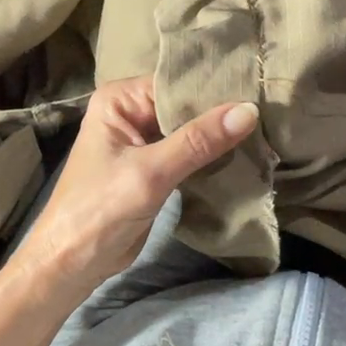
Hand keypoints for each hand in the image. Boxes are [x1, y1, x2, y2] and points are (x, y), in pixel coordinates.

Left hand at [10, 77, 258, 297]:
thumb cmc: (99, 209)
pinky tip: (247, 157)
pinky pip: (191, 156)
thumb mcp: (151, 172)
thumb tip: (249, 110)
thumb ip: (198, 141)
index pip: (176, 84)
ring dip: (222, 139)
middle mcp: (131, 113)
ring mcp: (144, 143)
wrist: (72, 262)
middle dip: (223, 115)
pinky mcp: (156, 171)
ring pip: (192, 133)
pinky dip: (213, 160)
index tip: (259, 89)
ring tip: (269, 134)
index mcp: (119, 100)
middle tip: (273, 113)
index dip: (215, 89)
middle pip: (186, 106)